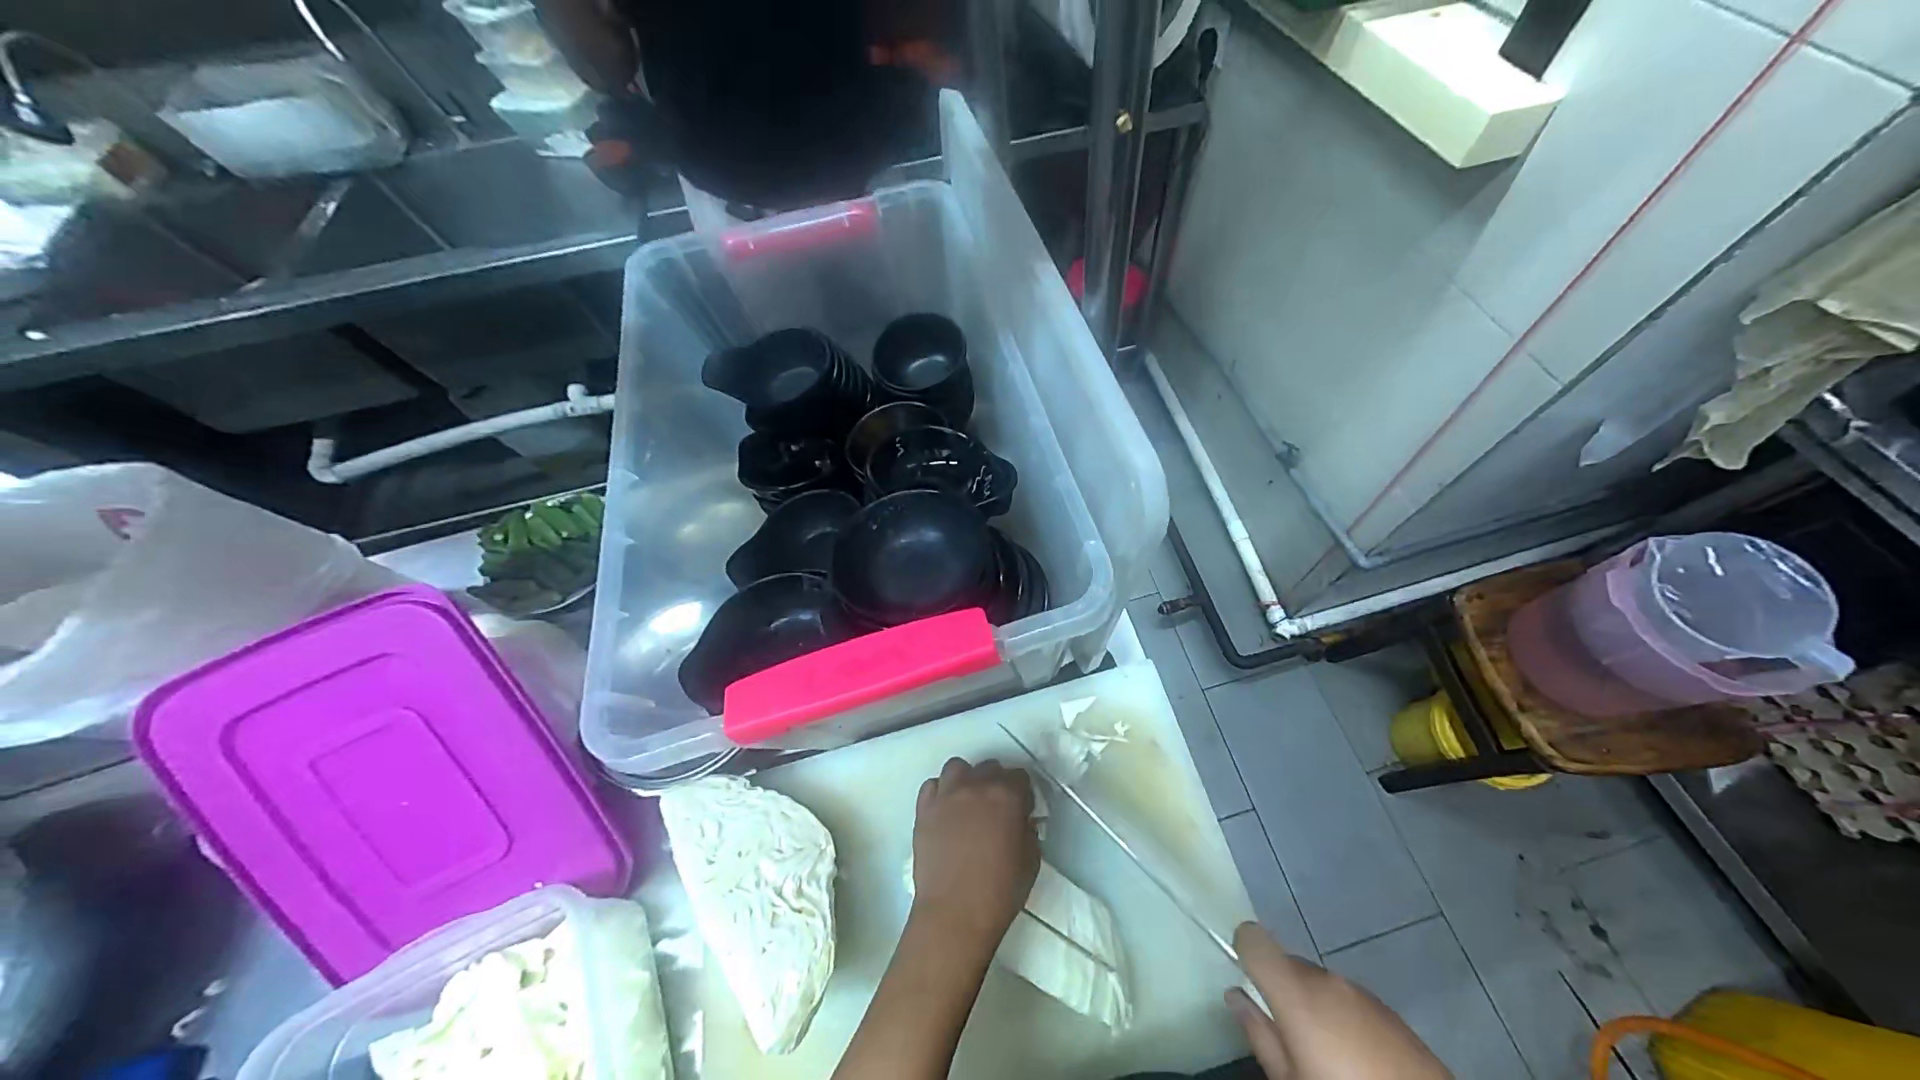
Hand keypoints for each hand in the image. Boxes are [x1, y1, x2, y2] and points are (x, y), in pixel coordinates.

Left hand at [910, 757, 1040, 946]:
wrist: (955, 913)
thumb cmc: (1000, 891)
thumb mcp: (1030, 862)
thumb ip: (1029, 832)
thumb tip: (1023, 821)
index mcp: (1007, 797)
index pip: (1020, 776)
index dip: (1023, 793)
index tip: (1022, 810)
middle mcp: (975, 786)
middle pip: (989, 768)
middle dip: (996, 783)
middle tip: (996, 808)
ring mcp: (946, 796)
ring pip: (957, 768)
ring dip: (966, 779)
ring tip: (968, 802)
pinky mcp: (924, 809)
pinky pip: (932, 786)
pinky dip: (941, 792)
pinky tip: (946, 811)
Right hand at [1229, 923, 1451, 1079]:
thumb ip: (1260, 1035)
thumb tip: (1237, 997)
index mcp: (1295, 993)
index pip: (1254, 939)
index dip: (1243, 949)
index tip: (1245, 977)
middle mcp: (1327, 980)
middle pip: (1288, 964)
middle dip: (1280, 989)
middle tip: (1286, 1035)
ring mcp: (1362, 994)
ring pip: (1320, 983)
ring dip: (1313, 1005)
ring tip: (1326, 1054)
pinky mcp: (1390, 1013)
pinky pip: (1349, 1001)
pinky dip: (1342, 1018)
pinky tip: (1357, 1061)